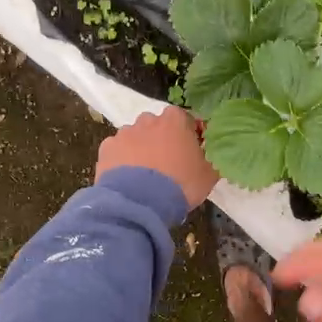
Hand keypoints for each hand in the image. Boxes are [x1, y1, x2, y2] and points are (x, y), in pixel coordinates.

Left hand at [96, 108, 218, 211]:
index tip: (190, 155)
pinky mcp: (106, 149)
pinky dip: (122, 162)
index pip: (185, 120)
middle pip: (157, 127)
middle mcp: (148, 119)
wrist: (140, 202)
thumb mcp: (209, 175)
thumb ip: (213, 158)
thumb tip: (214, 152)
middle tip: (167, 167)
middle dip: (161, 141)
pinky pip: (117, 152)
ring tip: (145, 178)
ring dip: (141, 151)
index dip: (188, 137)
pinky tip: (128, 181)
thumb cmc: (181, 184)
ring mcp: (124, 132)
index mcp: (175, 120)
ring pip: (135, 139)